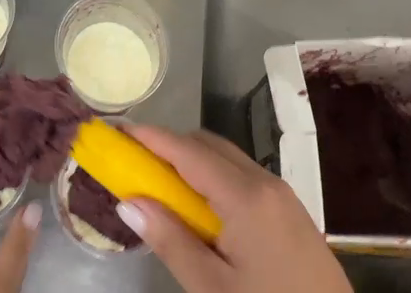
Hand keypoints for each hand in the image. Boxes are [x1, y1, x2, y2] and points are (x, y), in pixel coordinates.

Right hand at [117, 126, 352, 292]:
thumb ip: (170, 240)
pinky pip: (244, 178)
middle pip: (208, 145)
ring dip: (192, 163)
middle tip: (134, 165)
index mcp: (245, 196)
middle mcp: (265, 183)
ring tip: (161, 189)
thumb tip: (128, 202)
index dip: (150, 137)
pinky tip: (201, 212)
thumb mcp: (213, 289)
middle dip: (168, 147)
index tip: (117, 132)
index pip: (187, 150)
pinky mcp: (293, 214)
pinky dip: (215, 180)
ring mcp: (283, 197)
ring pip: (227, 159)